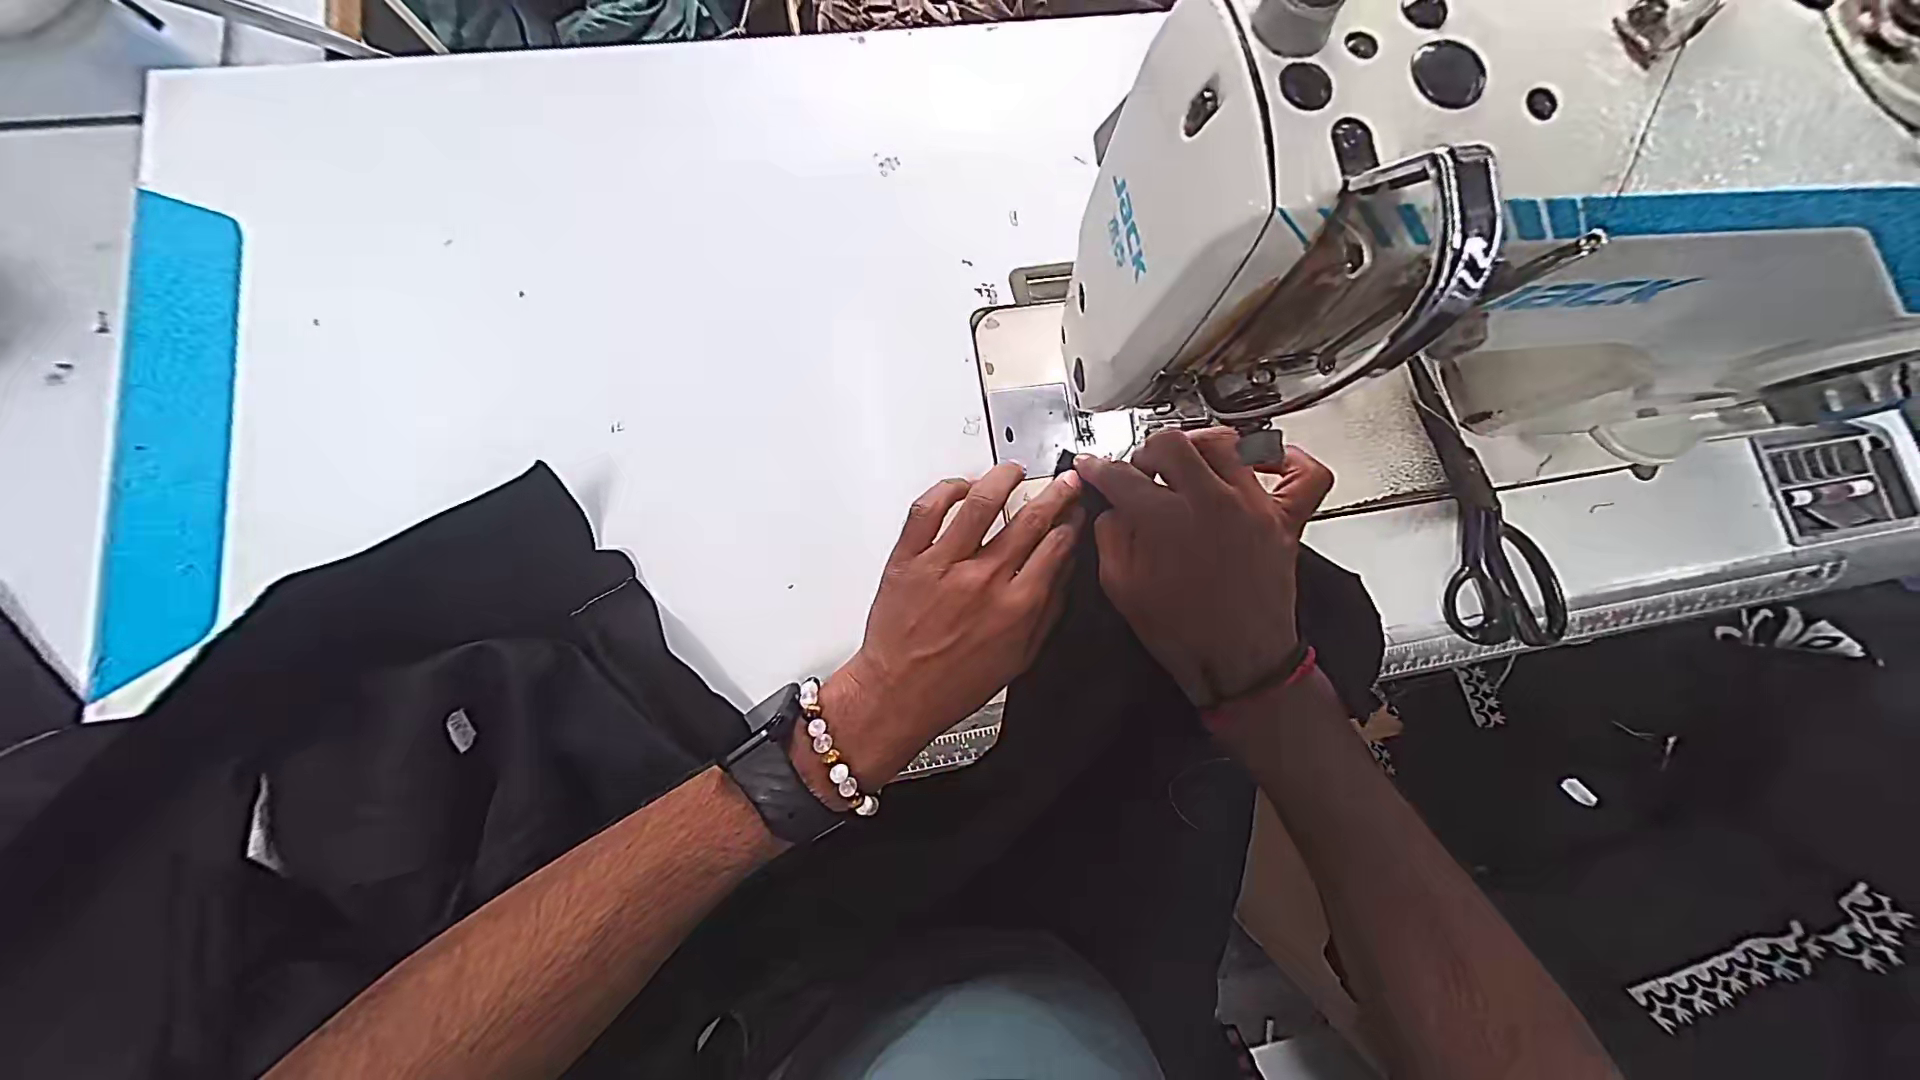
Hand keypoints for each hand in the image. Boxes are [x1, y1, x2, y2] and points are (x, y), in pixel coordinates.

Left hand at [810, 463, 1082, 790]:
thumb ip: (1047, 610)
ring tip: (1013, 471)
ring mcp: (943, 565)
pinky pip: (926, 510)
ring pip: (980, 503)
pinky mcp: (908, 559)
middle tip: (1061, 483)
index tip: (1073, 511)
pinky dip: (946, 489)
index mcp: (1016, 606)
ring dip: (1004, 479)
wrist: (899, 693)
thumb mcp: (1019, 657)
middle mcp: (983, 580)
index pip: (1056, 546)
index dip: (1070, 521)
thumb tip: (1064, 571)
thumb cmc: (954, 682)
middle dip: (1054, 493)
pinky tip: (960, 486)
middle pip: (1028, 519)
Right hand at [1075, 428, 1332, 707]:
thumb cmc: (1184, 633)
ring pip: (1224, 443)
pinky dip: (1282, 457)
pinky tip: (1258, 461)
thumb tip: (1112, 508)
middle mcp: (1211, 503)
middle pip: (1171, 443)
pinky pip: (1302, 471)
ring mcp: (1252, 508)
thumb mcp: (1121, 587)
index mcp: (1165, 520)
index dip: (1096, 468)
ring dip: (1195, 447)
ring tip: (1185, 463)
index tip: (1093, 468)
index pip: (1120, 474)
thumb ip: (1109, 536)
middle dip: (1144, 452)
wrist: (1236, 663)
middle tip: (1139, 469)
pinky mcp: (1283, 521)